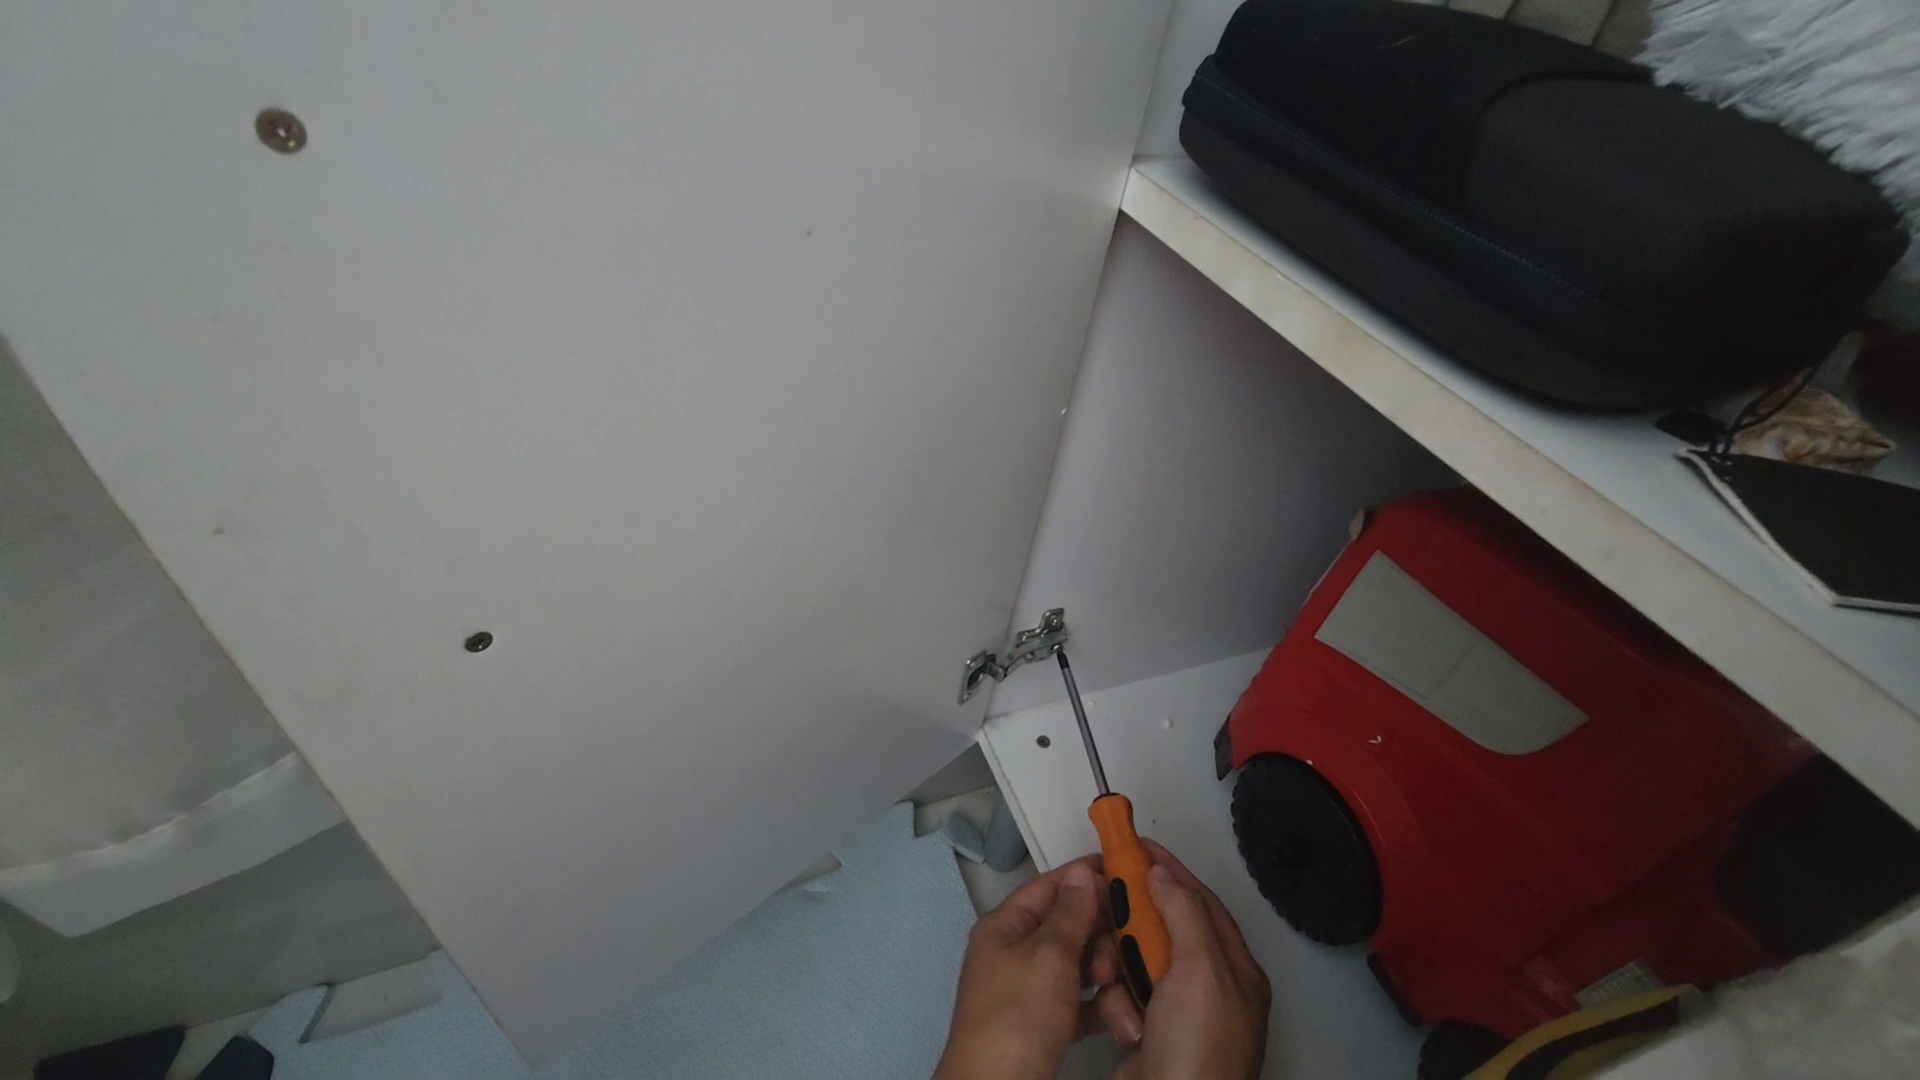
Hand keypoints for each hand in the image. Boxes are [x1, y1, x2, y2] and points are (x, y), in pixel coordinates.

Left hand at [934, 857, 1141, 1079]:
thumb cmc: (1018, 1015)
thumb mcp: (1048, 955)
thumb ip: (1071, 912)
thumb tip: (1083, 872)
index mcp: (1005, 926)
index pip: (1048, 886)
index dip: (1084, 877)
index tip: (1125, 874)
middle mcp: (1015, 952)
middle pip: (1068, 926)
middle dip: (1101, 938)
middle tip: (1122, 955)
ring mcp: (1029, 990)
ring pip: (1079, 966)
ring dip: (1107, 977)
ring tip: (1120, 995)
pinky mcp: (1045, 1025)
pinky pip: (1080, 1003)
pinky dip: (1101, 1008)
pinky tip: (1124, 1020)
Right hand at [1113, 841, 1269, 1079]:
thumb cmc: (1198, 1046)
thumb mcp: (1201, 971)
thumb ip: (1184, 912)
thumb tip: (1162, 872)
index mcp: (1235, 969)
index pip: (1201, 901)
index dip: (1170, 869)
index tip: (1136, 845)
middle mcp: (1210, 988)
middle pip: (1165, 929)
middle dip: (1135, 919)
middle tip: (1106, 898)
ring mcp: (1177, 1013)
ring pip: (1138, 958)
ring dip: (1120, 962)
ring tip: (1109, 968)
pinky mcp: (1148, 1032)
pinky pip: (1124, 994)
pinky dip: (1117, 1000)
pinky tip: (1120, 1014)